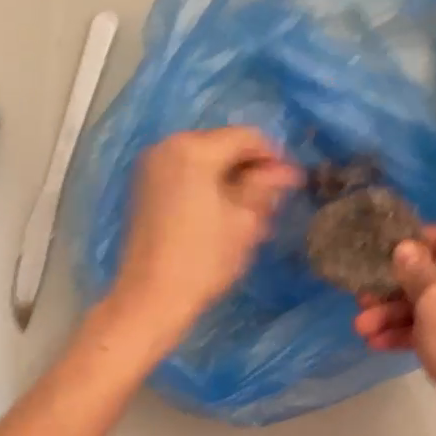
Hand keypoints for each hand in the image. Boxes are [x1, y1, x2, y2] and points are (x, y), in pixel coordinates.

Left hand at [106, 128, 300, 345]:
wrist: (151, 298)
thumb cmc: (203, 260)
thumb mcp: (244, 222)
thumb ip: (265, 188)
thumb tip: (286, 171)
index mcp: (193, 149)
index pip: (246, 137)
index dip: (274, 157)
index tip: (292, 182)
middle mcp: (167, 147)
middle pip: (221, 145)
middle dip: (249, 169)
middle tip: (272, 201)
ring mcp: (151, 167)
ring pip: (203, 162)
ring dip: (229, 180)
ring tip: (250, 214)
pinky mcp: (143, 189)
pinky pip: (184, 176)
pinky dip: (206, 187)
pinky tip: (222, 215)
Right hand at [353, 227, 435, 435]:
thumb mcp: (435, 300)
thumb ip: (414, 270)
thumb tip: (403, 247)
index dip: (407, 245)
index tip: (372, 255)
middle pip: (431, 274)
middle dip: (393, 289)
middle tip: (360, 298)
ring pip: (426, 304)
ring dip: (392, 315)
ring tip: (360, 328)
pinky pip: (430, 328)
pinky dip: (405, 333)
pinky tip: (375, 342)